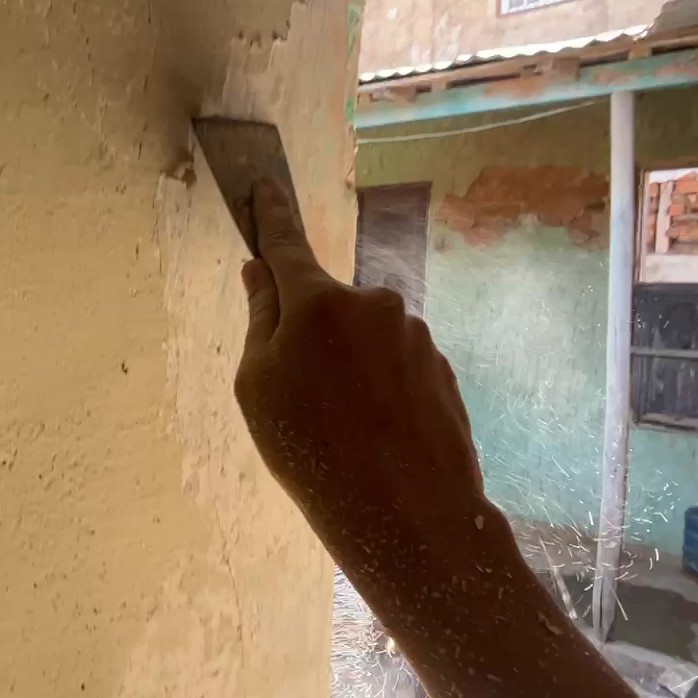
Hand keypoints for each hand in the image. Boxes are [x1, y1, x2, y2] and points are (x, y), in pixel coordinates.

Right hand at [232, 181, 486, 575]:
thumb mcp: (256, 385)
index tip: (264, 186)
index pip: (286, 244)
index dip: (271, 215)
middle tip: (296, 392)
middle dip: (308, 331)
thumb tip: (262, 273)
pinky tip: (373, 432)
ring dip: (345, 365)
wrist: (403, 511)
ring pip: (360, 338)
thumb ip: (260, 320)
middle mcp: (371, 303)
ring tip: (339, 426)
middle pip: (324, 303)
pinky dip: (377, 386)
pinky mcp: (440, 367)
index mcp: (317, 301)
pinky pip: (392, 364)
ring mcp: (413, 334)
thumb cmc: (306, 445)